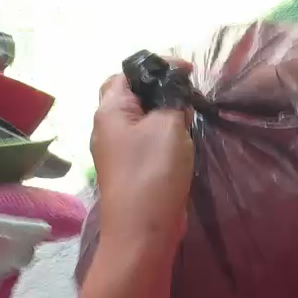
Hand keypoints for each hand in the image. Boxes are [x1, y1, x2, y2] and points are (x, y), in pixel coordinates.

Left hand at [90, 72, 195, 254]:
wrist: (143, 231)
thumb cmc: (154, 171)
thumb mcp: (169, 125)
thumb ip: (173, 100)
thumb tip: (175, 95)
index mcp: (110, 110)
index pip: (128, 72)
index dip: (158, 66)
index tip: (188, 72)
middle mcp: (107, 127)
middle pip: (132, 94)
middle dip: (161, 89)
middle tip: (188, 92)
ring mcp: (117, 150)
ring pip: (141, 118)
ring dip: (164, 112)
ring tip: (190, 114)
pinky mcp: (130, 168)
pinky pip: (146, 138)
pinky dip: (164, 132)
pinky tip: (184, 138)